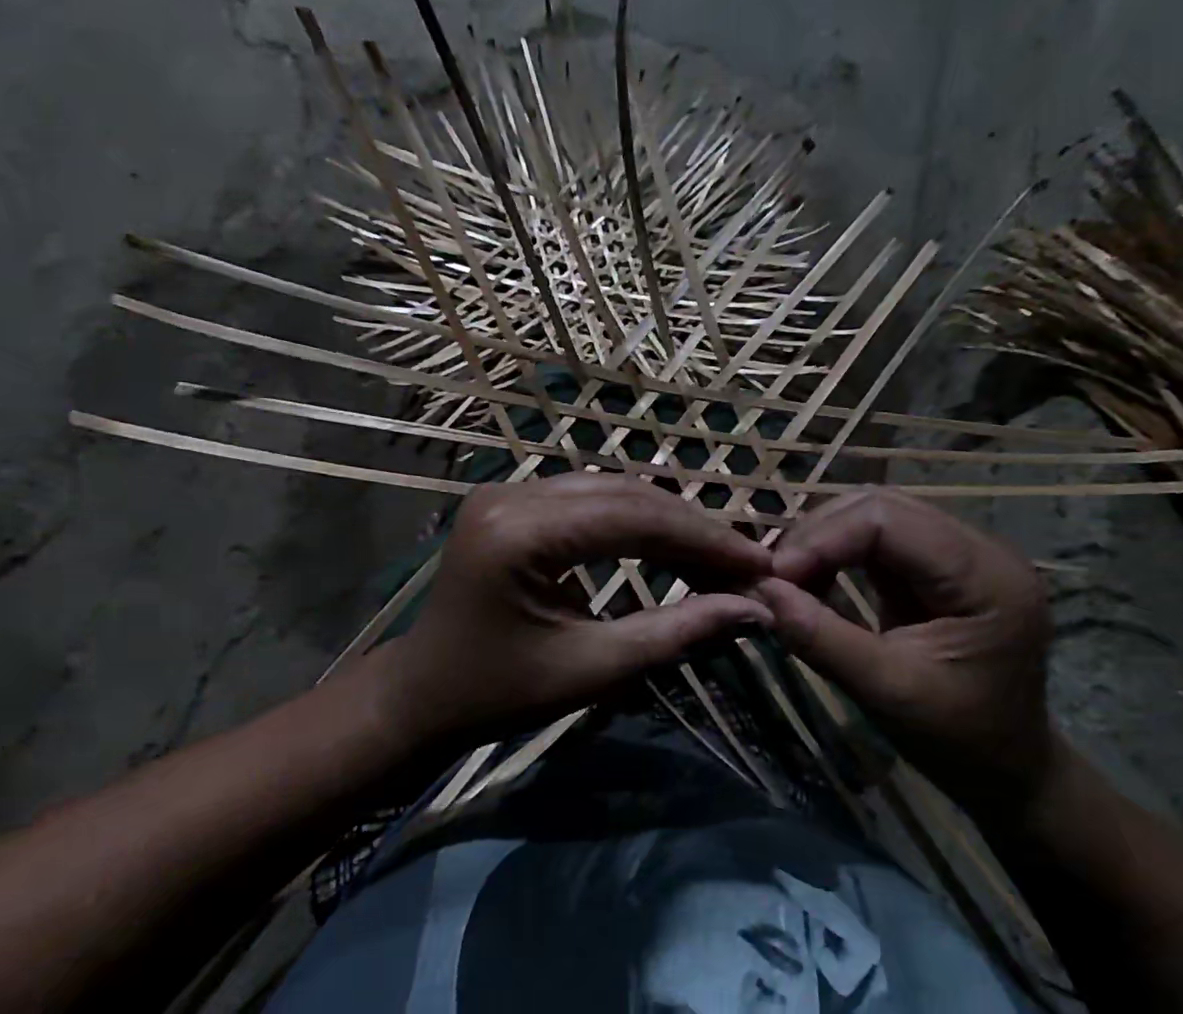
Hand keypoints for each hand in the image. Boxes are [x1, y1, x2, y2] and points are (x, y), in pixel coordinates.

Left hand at [363, 473, 774, 748]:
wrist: (423, 693)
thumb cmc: (498, 692)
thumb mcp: (592, 669)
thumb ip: (675, 633)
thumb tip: (754, 611)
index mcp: (520, 533)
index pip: (634, 518)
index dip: (704, 539)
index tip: (759, 564)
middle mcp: (511, 494)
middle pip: (627, 494)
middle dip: (692, 528)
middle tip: (745, 565)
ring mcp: (508, 490)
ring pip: (613, 490)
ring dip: (670, 522)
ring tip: (717, 559)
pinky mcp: (513, 500)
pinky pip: (591, 499)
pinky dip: (637, 522)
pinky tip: (670, 547)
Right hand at [752, 491, 1053, 806]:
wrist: (1006, 769)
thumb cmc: (957, 738)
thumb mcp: (885, 691)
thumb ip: (822, 638)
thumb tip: (761, 590)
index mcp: (986, 577)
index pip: (889, 520)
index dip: (823, 538)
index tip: (774, 577)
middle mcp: (981, 549)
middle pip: (883, 506)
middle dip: (819, 534)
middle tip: (774, 576)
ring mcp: (962, 554)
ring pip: (877, 515)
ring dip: (825, 540)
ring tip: (788, 577)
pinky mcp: (941, 566)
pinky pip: (881, 539)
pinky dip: (839, 553)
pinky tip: (814, 579)